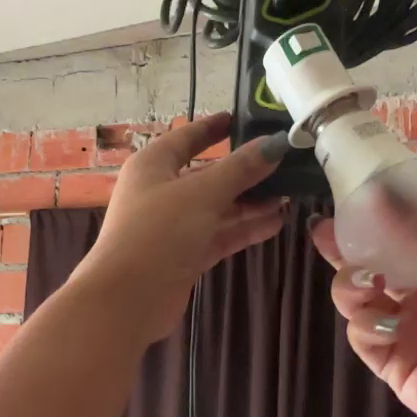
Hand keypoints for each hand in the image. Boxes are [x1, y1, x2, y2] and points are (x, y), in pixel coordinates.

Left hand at [73, 113, 288, 344]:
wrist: (127, 298)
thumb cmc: (158, 232)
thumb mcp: (202, 193)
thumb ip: (241, 169)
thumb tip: (276, 143)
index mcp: (154, 165)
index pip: (188, 137)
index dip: (214, 127)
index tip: (242, 118)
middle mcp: (161, 191)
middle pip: (208, 175)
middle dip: (245, 171)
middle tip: (285, 164)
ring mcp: (172, 226)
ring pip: (216, 207)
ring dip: (250, 202)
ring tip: (290, 195)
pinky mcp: (184, 255)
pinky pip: (218, 235)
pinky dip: (243, 229)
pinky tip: (275, 223)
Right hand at [310, 200, 416, 416]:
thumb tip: (373, 195)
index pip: (406, 228)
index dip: (375, 214)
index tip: (345, 198)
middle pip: (374, 262)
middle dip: (349, 249)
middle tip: (326, 236)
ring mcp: (410, 330)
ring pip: (361, 298)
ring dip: (352, 287)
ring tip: (364, 286)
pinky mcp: (396, 367)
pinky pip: (364, 338)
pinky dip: (365, 327)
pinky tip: (384, 327)